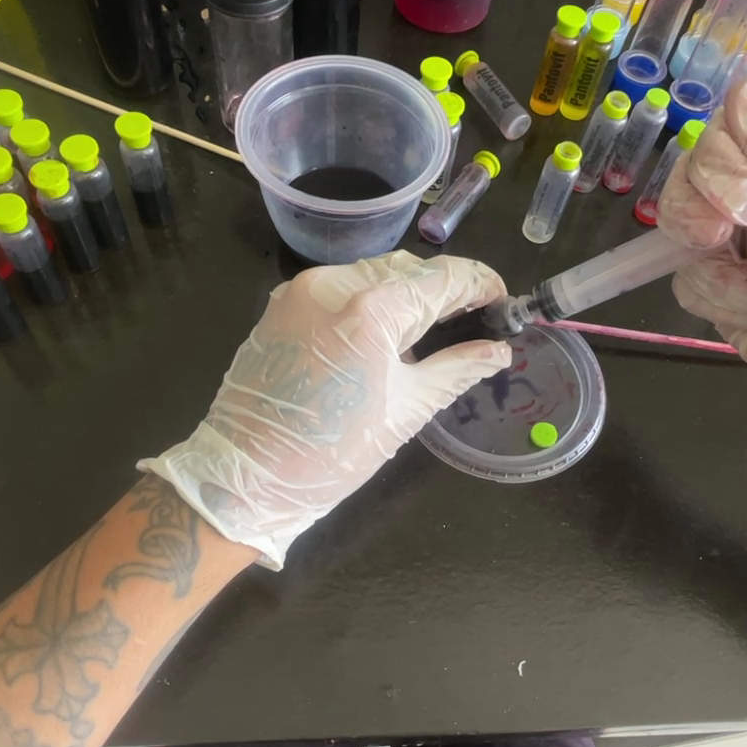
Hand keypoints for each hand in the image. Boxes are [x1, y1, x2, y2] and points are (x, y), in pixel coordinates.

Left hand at [141, 252, 510, 567]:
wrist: (244, 476)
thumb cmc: (332, 452)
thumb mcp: (405, 412)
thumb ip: (457, 370)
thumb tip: (498, 351)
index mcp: (370, 308)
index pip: (443, 278)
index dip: (480, 284)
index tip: (502, 301)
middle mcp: (332, 284)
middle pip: (406, 269)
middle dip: (442, 290)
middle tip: (468, 321)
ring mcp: (299, 292)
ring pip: (369, 275)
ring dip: (404, 295)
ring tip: (424, 333)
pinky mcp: (278, 307)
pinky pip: (336, 290)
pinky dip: (366, 303)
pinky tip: (376, 337)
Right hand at [658, 78, 746, 480]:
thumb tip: (745, 89)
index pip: (734, 129)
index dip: (723, 164)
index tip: (745, 209)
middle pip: (695, 174)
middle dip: (705, 218)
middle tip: (733, 243)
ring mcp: (742, 242)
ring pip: (682, 230)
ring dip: (719, 274)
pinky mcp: (722, 284)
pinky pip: (686, 277)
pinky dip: (718, 301)